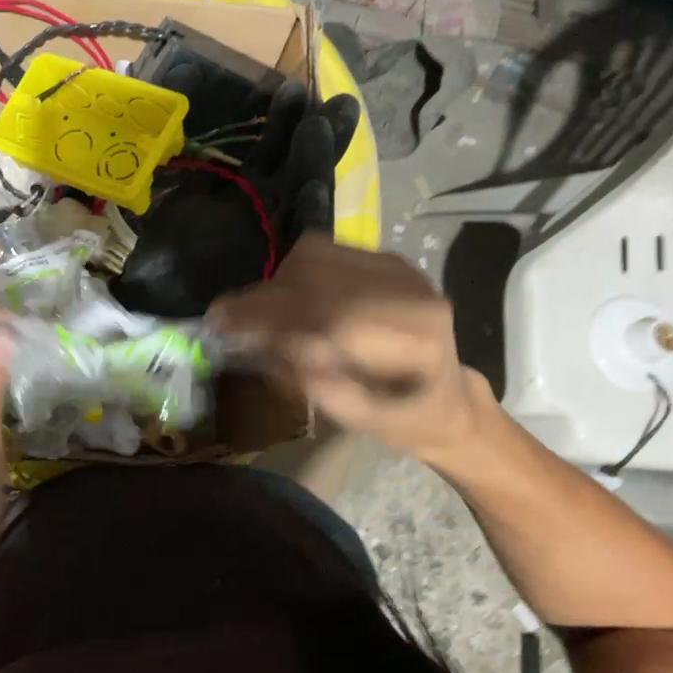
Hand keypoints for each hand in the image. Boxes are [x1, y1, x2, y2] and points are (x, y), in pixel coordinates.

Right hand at [208, 242, 491, 461]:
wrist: (449, 397)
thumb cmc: (408, 419)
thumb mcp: (367, 422)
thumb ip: (323, 390)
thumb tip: (268, 355)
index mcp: (418, 340)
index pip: (333, 318)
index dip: (272, 318)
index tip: (224, 325)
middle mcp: (414, 292)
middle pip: (319, 280)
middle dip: (263, 299)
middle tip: (224, 319)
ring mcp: (400, 269)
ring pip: (315, 257)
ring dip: (276, 284)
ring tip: (257, 315)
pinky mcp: (385, 258)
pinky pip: (322, 250)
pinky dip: (290, 273)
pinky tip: (284, 301)